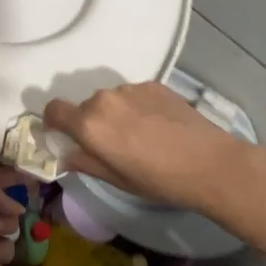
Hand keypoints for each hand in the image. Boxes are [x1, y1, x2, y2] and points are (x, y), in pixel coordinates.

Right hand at [44, 82, 249, 209]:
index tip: (63, 135)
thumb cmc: (160, 181)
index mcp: (89, 124)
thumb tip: (65, 155)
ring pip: (111, 100)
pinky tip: (159, 127)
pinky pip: (133, 95)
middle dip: (92, 123)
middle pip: (85, 107)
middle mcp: (103, 99)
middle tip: (114, 146)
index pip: (54, 109)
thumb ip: (85, 162)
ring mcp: (129, 89)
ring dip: (116, 115)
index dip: (54, 122)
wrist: (210, 164)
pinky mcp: (152, 84)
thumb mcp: (117, 180)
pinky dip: (138, 108)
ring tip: (142, 136)